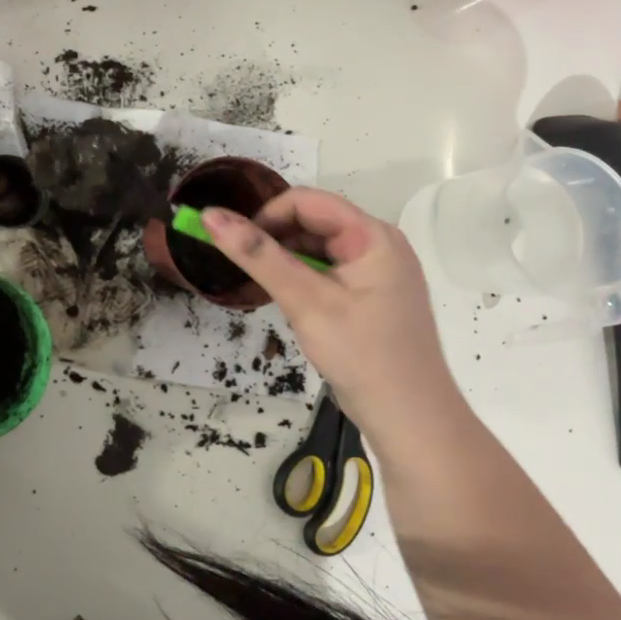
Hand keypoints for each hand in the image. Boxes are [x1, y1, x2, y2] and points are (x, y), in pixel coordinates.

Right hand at [201, 190, 460, 434]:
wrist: (411, 418)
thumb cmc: (361, 354)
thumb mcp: (304, 301)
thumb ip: (257, 255)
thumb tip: (209, 215)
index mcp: (373, 236)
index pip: (306, 201)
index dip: (266, 217)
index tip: (238, 249)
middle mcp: (380, 244)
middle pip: (312, 221)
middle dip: (275, 240)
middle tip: (251, 275)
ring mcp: (378, 271)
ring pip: (317, 247)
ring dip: (287, 262)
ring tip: (273, 294)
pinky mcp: (372, 295)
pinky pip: (327, 270)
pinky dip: (303, 279)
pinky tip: (294, 306)